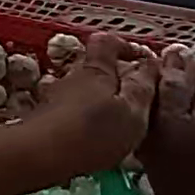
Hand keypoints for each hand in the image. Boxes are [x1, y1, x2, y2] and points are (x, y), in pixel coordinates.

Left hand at [30, 32, 159, 178]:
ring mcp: (59, 95)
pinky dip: (91, 117)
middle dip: (120, 78)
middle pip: (97, 66)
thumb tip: (151, 64)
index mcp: (96, 70)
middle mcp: (74, 76)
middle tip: (141, 100)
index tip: (147, 62)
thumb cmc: (93, 131)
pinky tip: (102, 138)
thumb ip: (142, 86)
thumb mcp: (131, 111)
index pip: (107, 41)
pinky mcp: (50, 116)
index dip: (127, 46)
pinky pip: (77, 108)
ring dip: (105, 101)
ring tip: (125, 124)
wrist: (43, 153)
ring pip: (87, 89)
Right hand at [141, 44, 194, 194]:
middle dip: (159, 86)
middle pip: (183, 85)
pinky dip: (168, 122)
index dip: (157, 68)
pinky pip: (184, 122)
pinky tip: (152, 134)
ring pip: (182, 104)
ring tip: (138, 114)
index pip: (183, 67)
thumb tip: (172, 53)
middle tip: (131, 96)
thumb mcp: (167, 124)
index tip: (132, 76)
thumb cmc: (179, 171)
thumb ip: (170, 88)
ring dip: (162, 104)